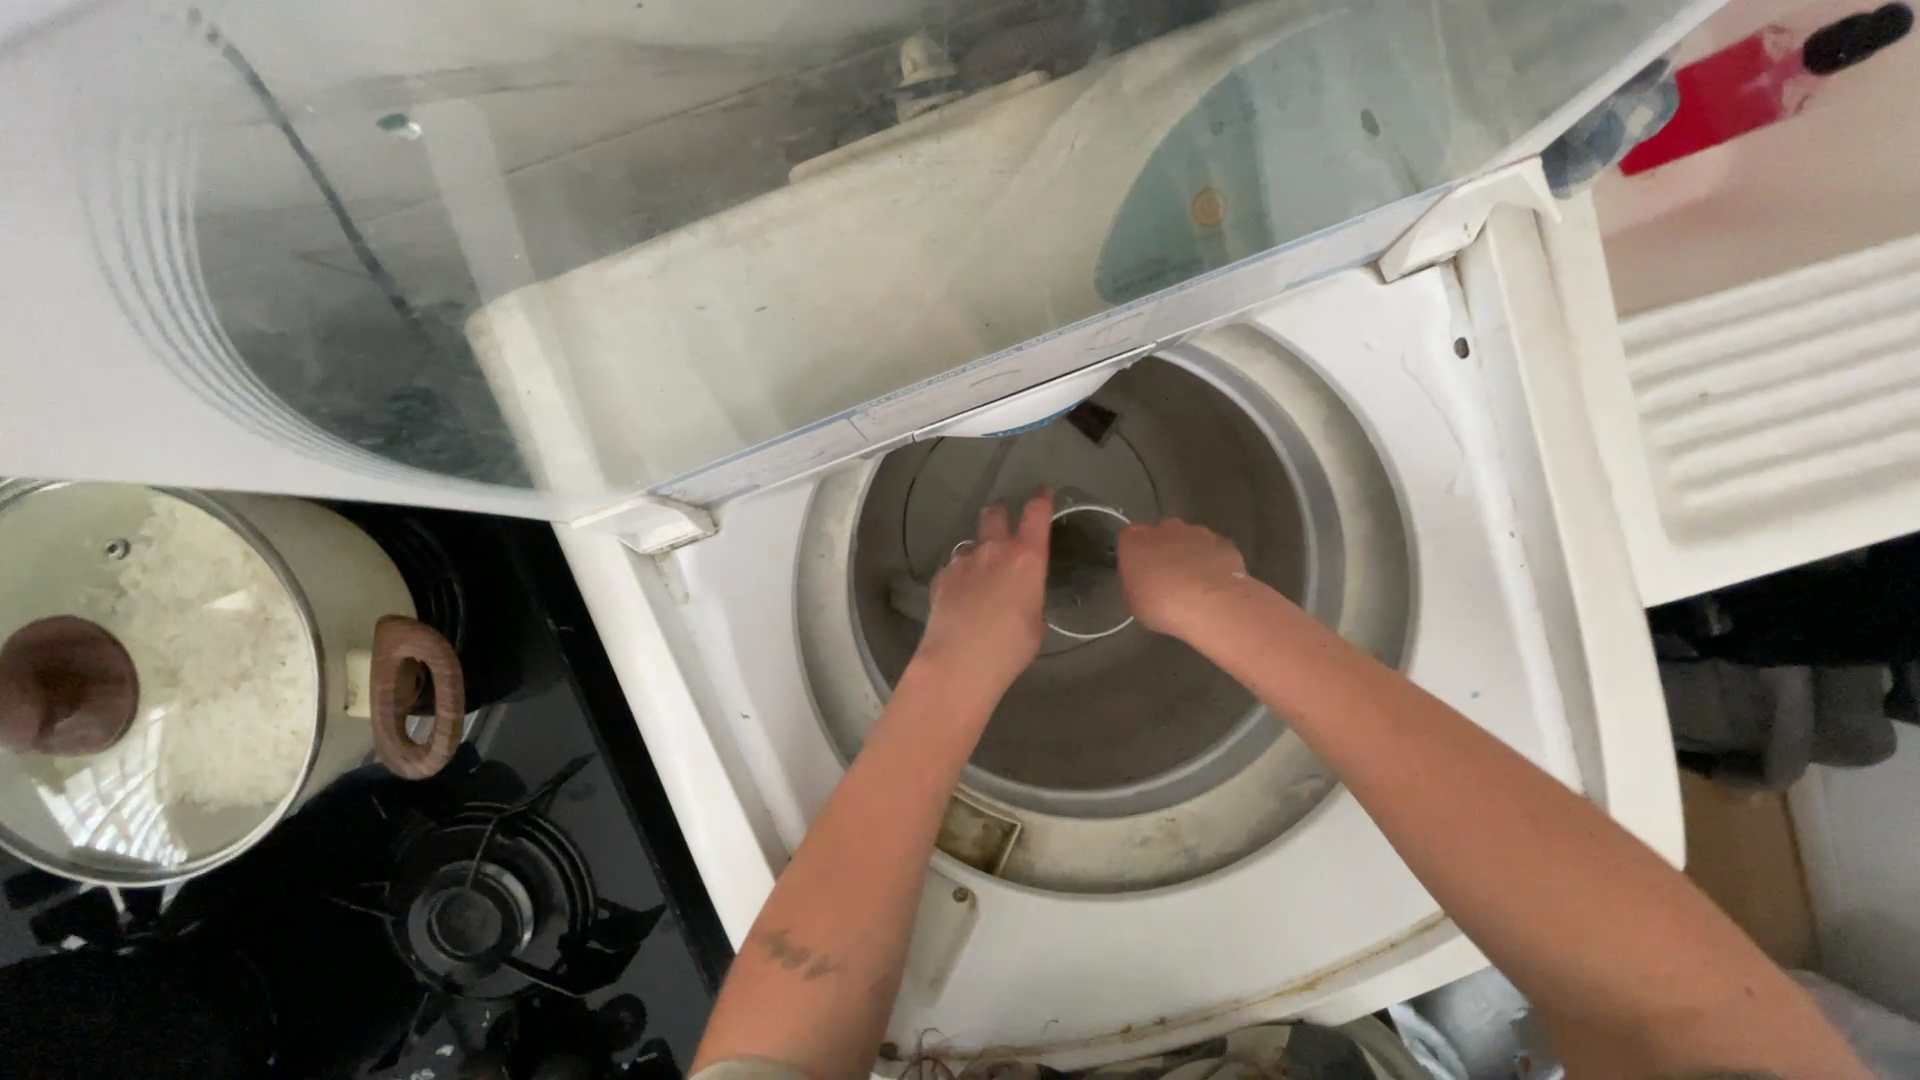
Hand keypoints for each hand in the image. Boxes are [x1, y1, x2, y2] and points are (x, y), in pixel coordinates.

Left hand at [915, 489, 1052, 694]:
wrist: (959, 661)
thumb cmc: (1010, 647)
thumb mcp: (1036, 622)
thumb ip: (1029, 597)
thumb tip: (1019, 595)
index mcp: (1026, 558)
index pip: (1036, 513)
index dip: (1040, 500)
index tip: (1042, 495)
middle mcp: (994, 550)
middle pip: (995, 513)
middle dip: (1000, 515)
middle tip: (1004, 529)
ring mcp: (963, 561)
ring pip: (972, 545)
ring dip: (978, 555)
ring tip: (979, 581)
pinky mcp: (941, 577)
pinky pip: (954, 568)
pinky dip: (959, 578)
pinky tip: (960, 600)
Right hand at [1117, 518, 1249, 636]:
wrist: (1210, 605)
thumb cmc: (1160, 605)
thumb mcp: (1132, 601)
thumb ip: (1134, 581)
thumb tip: (1142, 579)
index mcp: (1135, 539)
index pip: (1129, 537)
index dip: (1135, 554)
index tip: (1139, 572)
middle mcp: (1165, 528)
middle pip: (1160, 534)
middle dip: (1163, 550)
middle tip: (1166, 577)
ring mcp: (1197, 532)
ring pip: (1189, 539)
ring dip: (1189, 554)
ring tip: (1194, 583)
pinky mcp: (1224, 543)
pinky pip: (1213, 550)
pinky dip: (1213, 562)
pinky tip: (1215, 584)